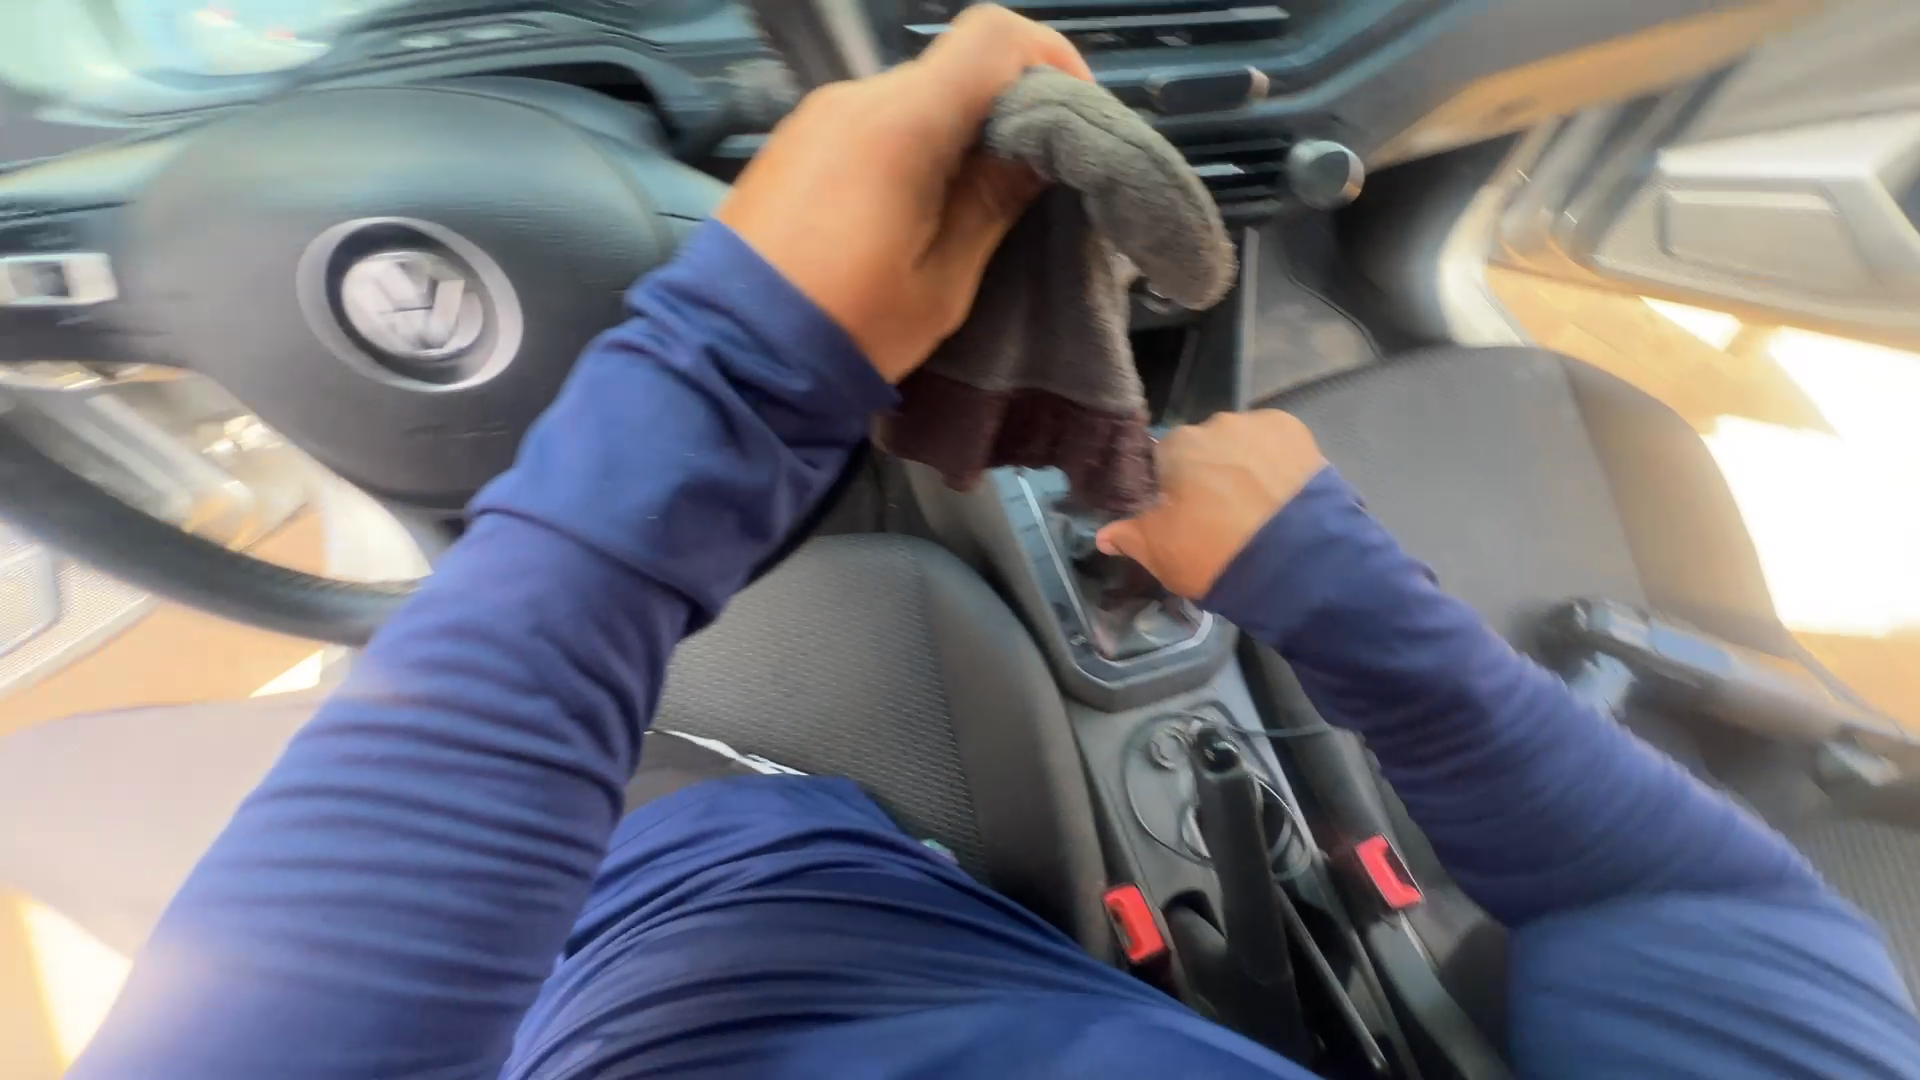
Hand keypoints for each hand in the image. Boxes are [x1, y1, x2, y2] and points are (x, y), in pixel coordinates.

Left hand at [716, 5, 1090, 382]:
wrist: (739, 356)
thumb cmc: (849, 330)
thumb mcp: (942, 281)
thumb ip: (993, 200)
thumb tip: (1036, 148)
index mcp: (900, 127)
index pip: (993, 38)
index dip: (1048, 60)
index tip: (1070, 117)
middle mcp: (853, 100)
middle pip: (951, 71)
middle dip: (1002, 112)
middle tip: (1026, 178)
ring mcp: (815, 120)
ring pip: (911, 101)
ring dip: (953, 137)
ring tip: (966, 206)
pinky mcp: (793, 147)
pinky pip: (868, 127)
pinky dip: (907, 150)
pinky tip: (910, 209)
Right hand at [1096, 411, 1326, 597]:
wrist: (1298, 563)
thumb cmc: (1215, 553)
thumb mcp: (1160, 554)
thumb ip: (1128, 537)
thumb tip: (1104, 535)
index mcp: (1176, 447)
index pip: (1163, 461)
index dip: (1173, 489)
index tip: (1184, 514)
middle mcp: (1216, 424)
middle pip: (1205, 447)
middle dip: (1209, 473)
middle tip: (1222, 513)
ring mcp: (1260, 426)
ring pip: (1241, 445)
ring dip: (1243, 466)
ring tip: (1257, 506)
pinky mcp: (1299, 434)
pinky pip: (1275, 445)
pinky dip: (1275, 463)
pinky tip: (1280, 493)